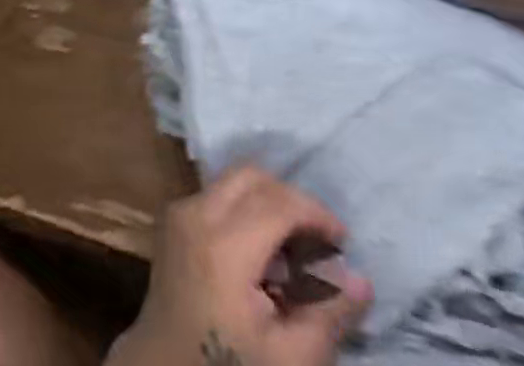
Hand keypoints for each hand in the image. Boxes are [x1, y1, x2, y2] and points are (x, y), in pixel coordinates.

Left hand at [112, 166, 371, 365]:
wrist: (163, 364)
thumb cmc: (229, 363)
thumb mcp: (290, 355)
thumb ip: (327, 311)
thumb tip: (360, 277)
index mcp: (222, 243)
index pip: (278, 201)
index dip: (317, 214)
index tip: (345, 244)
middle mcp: (193, 213)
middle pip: (249, 176)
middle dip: (290, 200)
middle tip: (320, 243)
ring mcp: (177, 213)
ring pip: (230, 183)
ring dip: (267, 205)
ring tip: (293, 256)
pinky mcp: (170, 221)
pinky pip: (214, 196)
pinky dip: (244, 212)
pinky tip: (262, 258)